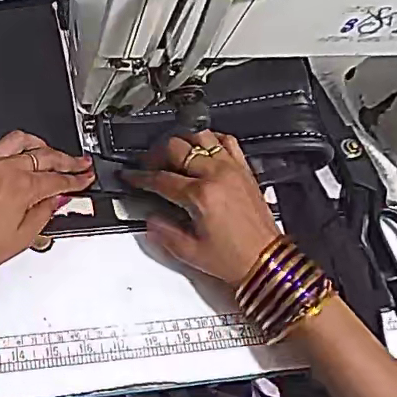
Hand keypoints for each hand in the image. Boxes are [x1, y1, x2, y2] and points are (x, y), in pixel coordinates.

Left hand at [0, 130, 93, 271]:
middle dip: (66, 159)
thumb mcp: (24, 236)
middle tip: (78, 162)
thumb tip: (54, 201)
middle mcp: (4, 168)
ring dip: (36, 143)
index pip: (59, 178)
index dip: (77, 179)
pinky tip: (4, 153)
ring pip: (16, 140)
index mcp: (23, 185)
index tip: (85, 177)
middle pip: (44, 156)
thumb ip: (44, 212)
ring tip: (45, 148)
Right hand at [122, 131, 278, 284]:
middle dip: (155, 155)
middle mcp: (217, 175)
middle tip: (147, 165)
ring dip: (181, 142)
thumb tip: (150, 218)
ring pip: (200, 136)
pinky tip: (202, 147)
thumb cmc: (235, 258)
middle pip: (177, 148)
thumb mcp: (190, 252)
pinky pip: (226, 141)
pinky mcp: (244, 170)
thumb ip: (164, 233)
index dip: (140, 177)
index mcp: (201, 195)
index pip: (161, 178)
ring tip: (171, 153)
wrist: (266, 260)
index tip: (130, 176)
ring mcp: (233, 169)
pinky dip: (211, 139)